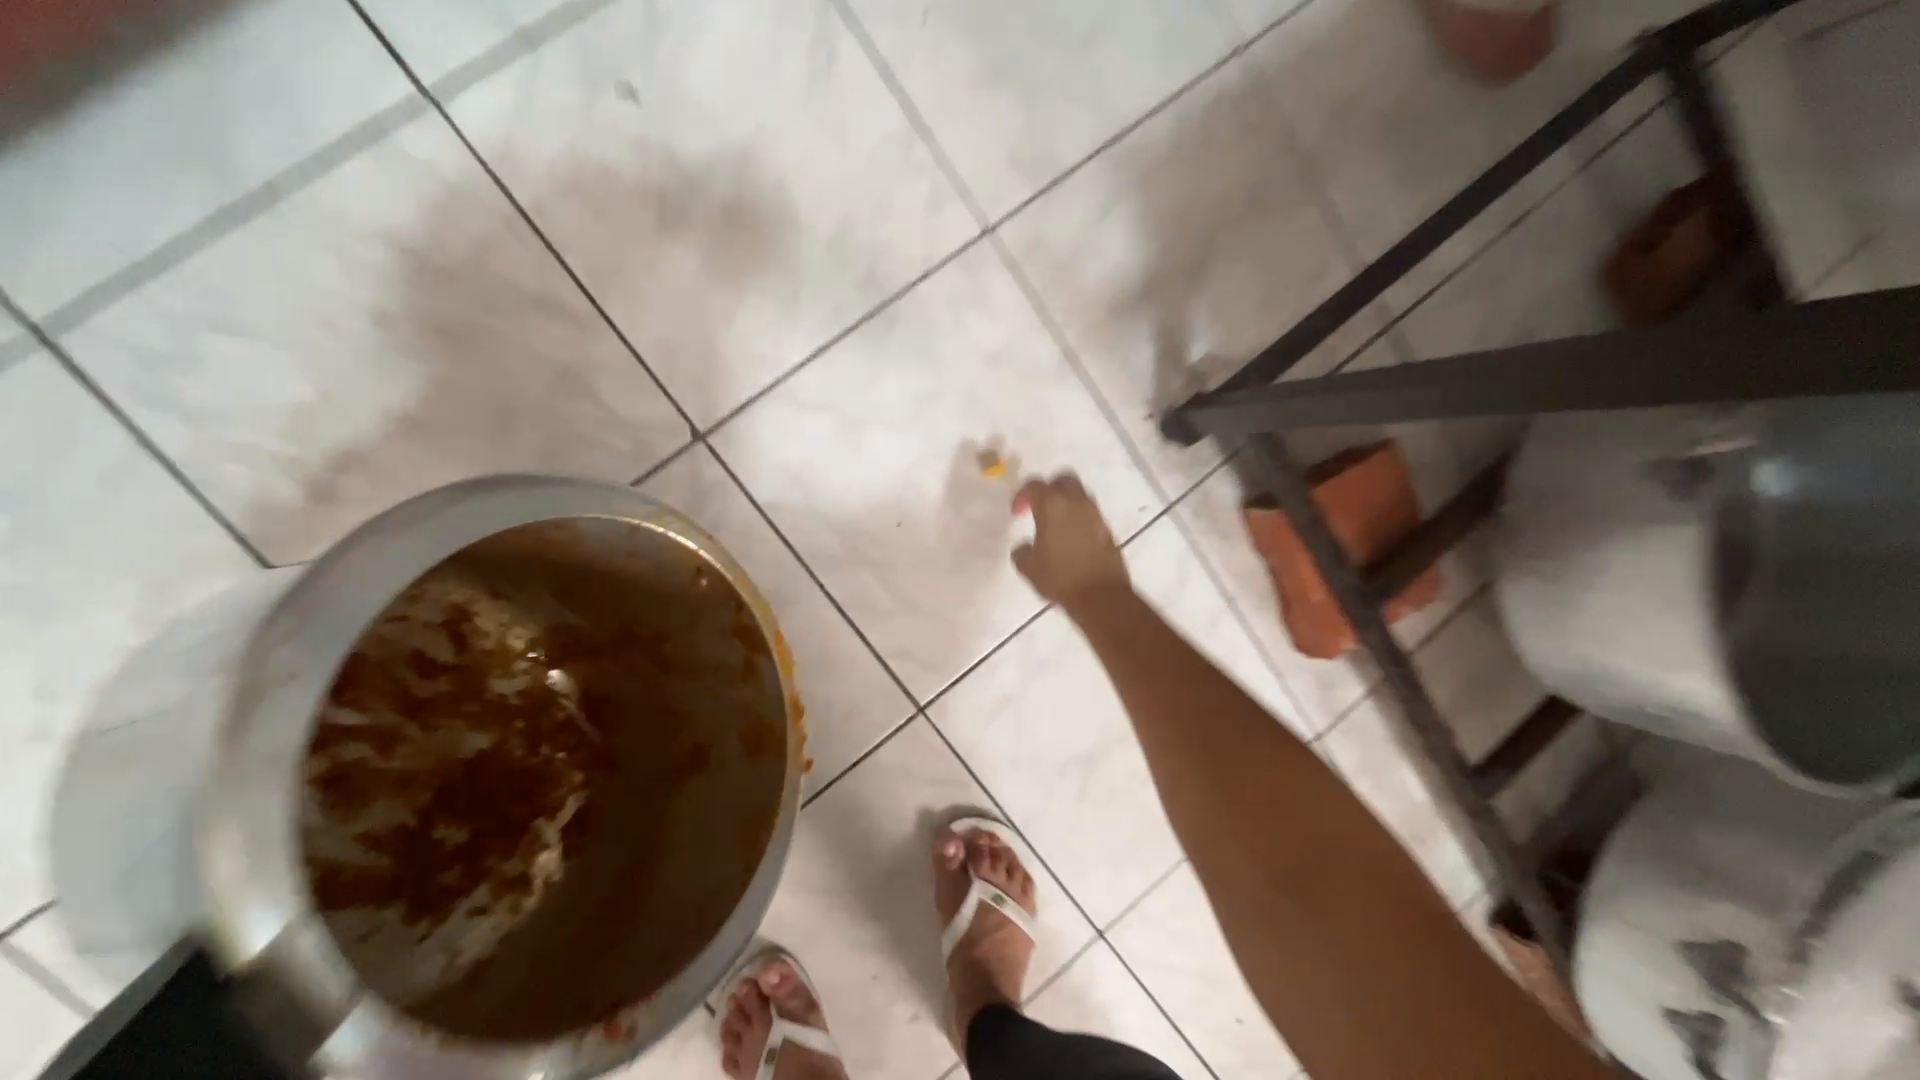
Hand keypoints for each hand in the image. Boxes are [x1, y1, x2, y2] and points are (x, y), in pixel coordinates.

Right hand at [1011, 473, 1130, 611]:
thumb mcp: (1029, 567)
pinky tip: (1070, 540)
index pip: (1035, 485)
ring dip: (1065, 504)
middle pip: (1063, 480)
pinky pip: (1089, 514)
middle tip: (1039, 508)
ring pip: (1079, 495)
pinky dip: (1078, 519)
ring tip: (1054, 526)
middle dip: (1049, 489)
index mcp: (1052, 506)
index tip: (1016, 513)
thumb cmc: (1059, 578)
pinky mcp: (1107, 530)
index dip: (1022, 495)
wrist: (1101, 595)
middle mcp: (1076, 503)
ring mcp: (1095, 515)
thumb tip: (1024, 547)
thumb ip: (1022, 551)